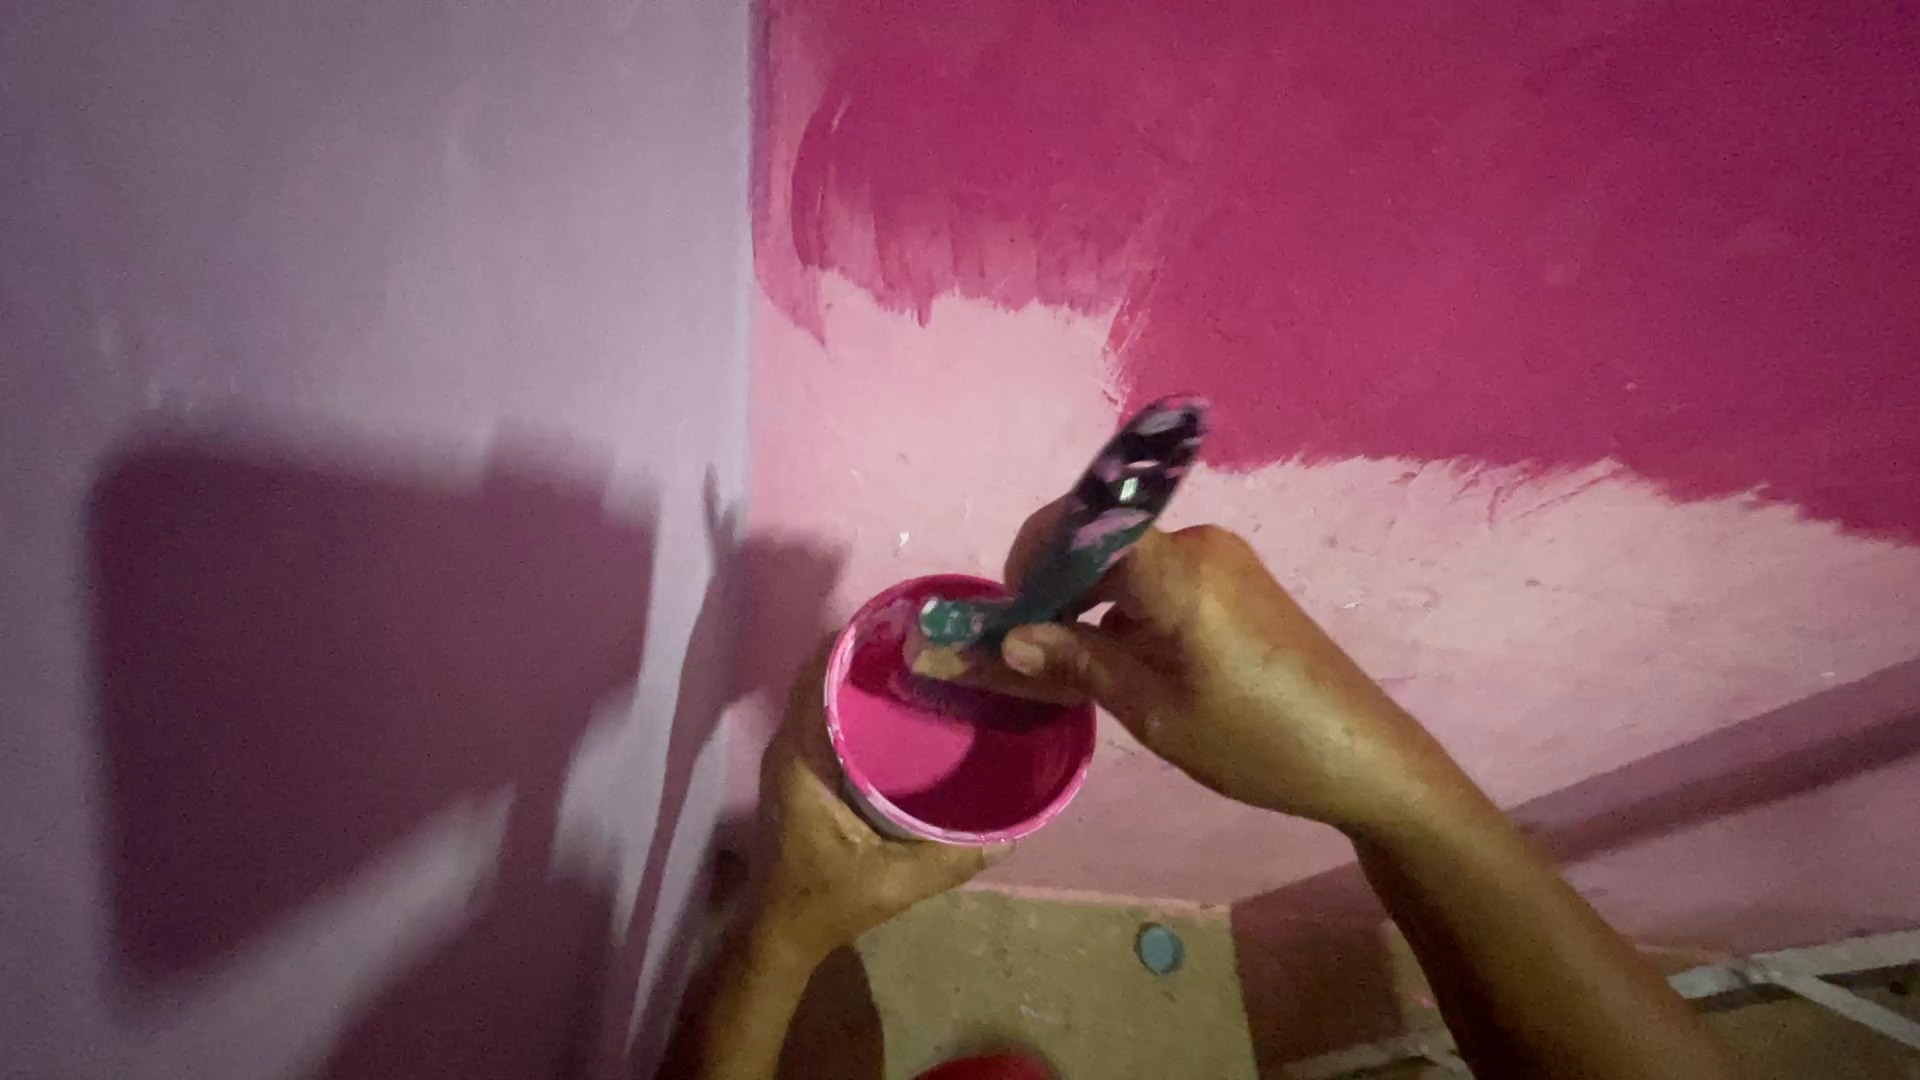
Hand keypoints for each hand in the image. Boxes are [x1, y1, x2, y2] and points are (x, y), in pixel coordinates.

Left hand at [751, 646, 1009, 962]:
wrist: (782, 931)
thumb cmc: (829, 901)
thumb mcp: (895, 882)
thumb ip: (952, 858)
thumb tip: (1012, 831)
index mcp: (802, 757)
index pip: (816, 675)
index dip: (852, 641)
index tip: (900, 625)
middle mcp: (790, 743)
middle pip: (821, 672)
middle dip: (866, 650)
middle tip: (924, 641)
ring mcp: (792, 752)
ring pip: (821, 689)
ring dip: (860, 671)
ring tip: (917, 661)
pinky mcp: (801, 763)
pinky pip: (824, 710)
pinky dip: (853, 695)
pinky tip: (898, 703)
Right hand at [995, 505, 1464, 833]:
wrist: (1365, 758)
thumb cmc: (1257, 741)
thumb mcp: (1155, 710)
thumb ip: (1077, 662)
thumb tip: (1008, 639)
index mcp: (1179, 570)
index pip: (1083, 525)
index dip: (1034, 555)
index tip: (1012, 610)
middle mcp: (1198, 545)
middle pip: (1100, 544)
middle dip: (1054, 587)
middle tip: (1027, 648)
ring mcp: (1219, 559)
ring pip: (1124, 564)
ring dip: (1087, 602)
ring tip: (1067, 663)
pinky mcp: (1232, 578)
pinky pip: (1156, 578)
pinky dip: (1122, 608)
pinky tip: (1118, 657)